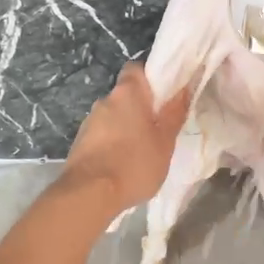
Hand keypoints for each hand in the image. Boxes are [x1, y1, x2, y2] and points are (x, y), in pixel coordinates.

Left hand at [61, 64, 192, 215]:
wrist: (88, 195)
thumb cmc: (134, 164)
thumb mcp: (164, 142)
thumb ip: (174, 114)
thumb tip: (184, 89)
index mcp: (127, 93)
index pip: (136, 68)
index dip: (150, 76)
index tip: (164, 92)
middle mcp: (105, 100)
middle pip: (125, 94)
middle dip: (140, 107)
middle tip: (157, 127)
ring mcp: (89, 121)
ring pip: (113, 116)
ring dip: (125, 126)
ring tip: (140, 150)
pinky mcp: (80, 142)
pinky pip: (102, 134)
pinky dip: (112, 142)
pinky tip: (122, 163)